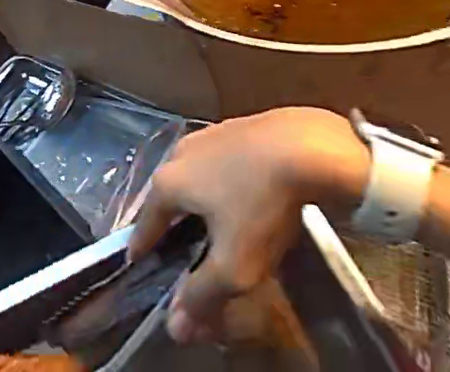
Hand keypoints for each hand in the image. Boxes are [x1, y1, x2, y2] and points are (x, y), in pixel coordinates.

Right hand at [128, 109, 369, 343]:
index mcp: (170, 182)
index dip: (144, 249)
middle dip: (173, 221)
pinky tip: (244, 191)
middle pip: (170, 194)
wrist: (309, 145)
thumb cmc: (262, 204)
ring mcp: (212, 132)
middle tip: (179, 246)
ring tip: (213, 220)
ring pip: (197, 172)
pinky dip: (226, 178)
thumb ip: (202, 296)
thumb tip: (176, 326)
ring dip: (202, 196)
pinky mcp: (241, 124)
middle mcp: (183, 151)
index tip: (139, 264)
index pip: (145, 224)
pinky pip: (223, 159)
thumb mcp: (233, 265)